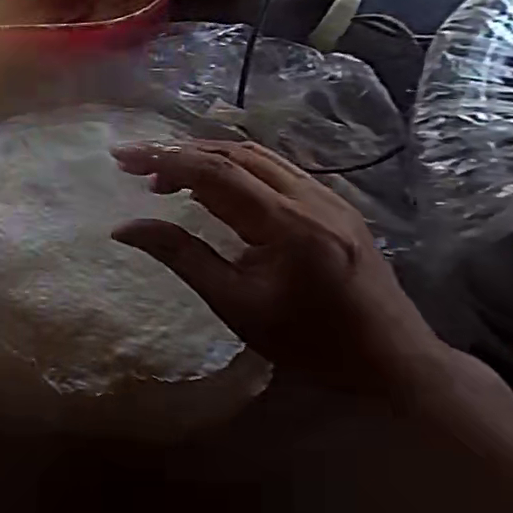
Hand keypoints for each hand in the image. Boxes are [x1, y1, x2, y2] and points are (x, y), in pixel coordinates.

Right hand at [108, 139, 441, 391]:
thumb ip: (179, 255)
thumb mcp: (231, 301)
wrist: (391, 361)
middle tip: (131, 162)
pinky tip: (205, 187)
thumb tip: (123, 228)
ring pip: (257, 157)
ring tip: (160, 174)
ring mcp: (330, 200)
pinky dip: (230, 168)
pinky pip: (275, 170)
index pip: (216, 173)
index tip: (121, 158)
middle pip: (236, 155)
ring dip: (203, 157)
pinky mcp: (333, 207)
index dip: (164, 160)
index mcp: (289, 226)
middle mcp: (314, 201)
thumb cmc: (306, 340)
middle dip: (178, 152)